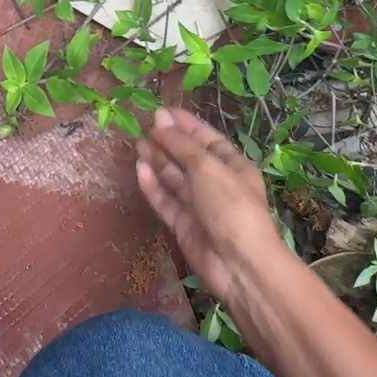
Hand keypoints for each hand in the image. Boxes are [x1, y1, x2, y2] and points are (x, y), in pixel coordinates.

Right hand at [135, 107, 291, 304]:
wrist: (238, 265)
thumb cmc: (230, 205)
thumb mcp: (207, 166)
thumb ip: (180, 144)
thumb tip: (159, 122)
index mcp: (233, 167)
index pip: (207, 139)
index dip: (186, 125)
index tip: (162, 111)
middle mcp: (216, 184)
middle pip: (188, 158)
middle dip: (168, 141)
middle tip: (145, 125)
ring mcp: (199, 206)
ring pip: (174, 179)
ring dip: (157, 161)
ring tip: (137, 144)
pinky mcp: (183, 226)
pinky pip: (165, 201)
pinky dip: (153, 186)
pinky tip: (140, 170)